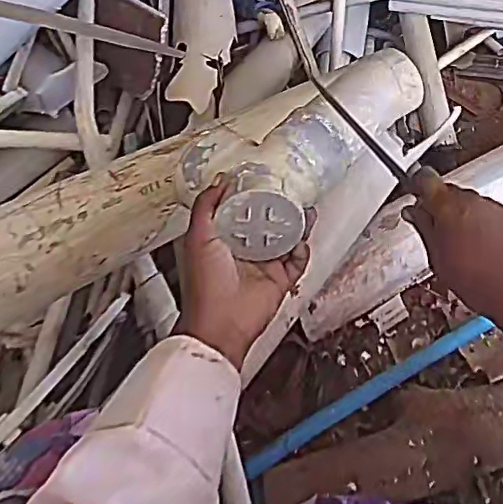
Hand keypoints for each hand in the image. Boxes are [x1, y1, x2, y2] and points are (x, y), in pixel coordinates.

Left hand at [176, 179, 309, 368]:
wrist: (220, 325)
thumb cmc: (204, 285)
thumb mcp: (197, 237)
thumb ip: (206, 207)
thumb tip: (219, 181)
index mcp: (225, 238)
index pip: (243, 210)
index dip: (253, 194)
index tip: (264, 177)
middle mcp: (247, 249)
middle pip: (269, 221)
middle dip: (281, 206)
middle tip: (291, 191)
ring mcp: (266, 264)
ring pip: (288, 238)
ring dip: (298, 223)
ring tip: (304, 210)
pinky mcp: (281, 280)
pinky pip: (298, 261)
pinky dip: (303, 250)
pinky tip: (301, 240)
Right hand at [404, 166, 502, 326]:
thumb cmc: (475, 279)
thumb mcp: (437, 257)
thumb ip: (423, 227)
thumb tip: (413, 213)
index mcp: (448, 206)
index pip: (426, 179)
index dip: (418, 185)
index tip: (415, 194)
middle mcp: (471, 200)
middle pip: (448, 190)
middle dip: (441, 205)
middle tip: (436, 227)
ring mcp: (491, 206)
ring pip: (469, 201)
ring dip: (462, 214)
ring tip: (461, 242)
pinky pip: (488, 211)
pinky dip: (481, 221)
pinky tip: (479, 244)